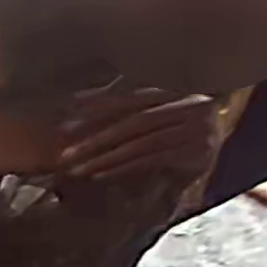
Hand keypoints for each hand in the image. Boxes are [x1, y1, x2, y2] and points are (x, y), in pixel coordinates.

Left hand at [59, 88, 216, 179]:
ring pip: (143, 143)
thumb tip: (75, 98)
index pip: (137, 96)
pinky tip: (96, 176)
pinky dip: (121, 168)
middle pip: (139, 121)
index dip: (103, 103)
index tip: (68, 117)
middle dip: (97, 139)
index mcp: (180, 91)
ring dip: (104, 159)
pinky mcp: (200, 149)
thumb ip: (115, 106)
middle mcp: (196, 105)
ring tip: (74, 171)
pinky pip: (153, 160)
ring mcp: (202, 127)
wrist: (192, 160)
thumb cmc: (156, 134)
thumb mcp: (134, 117)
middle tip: (64, 155)